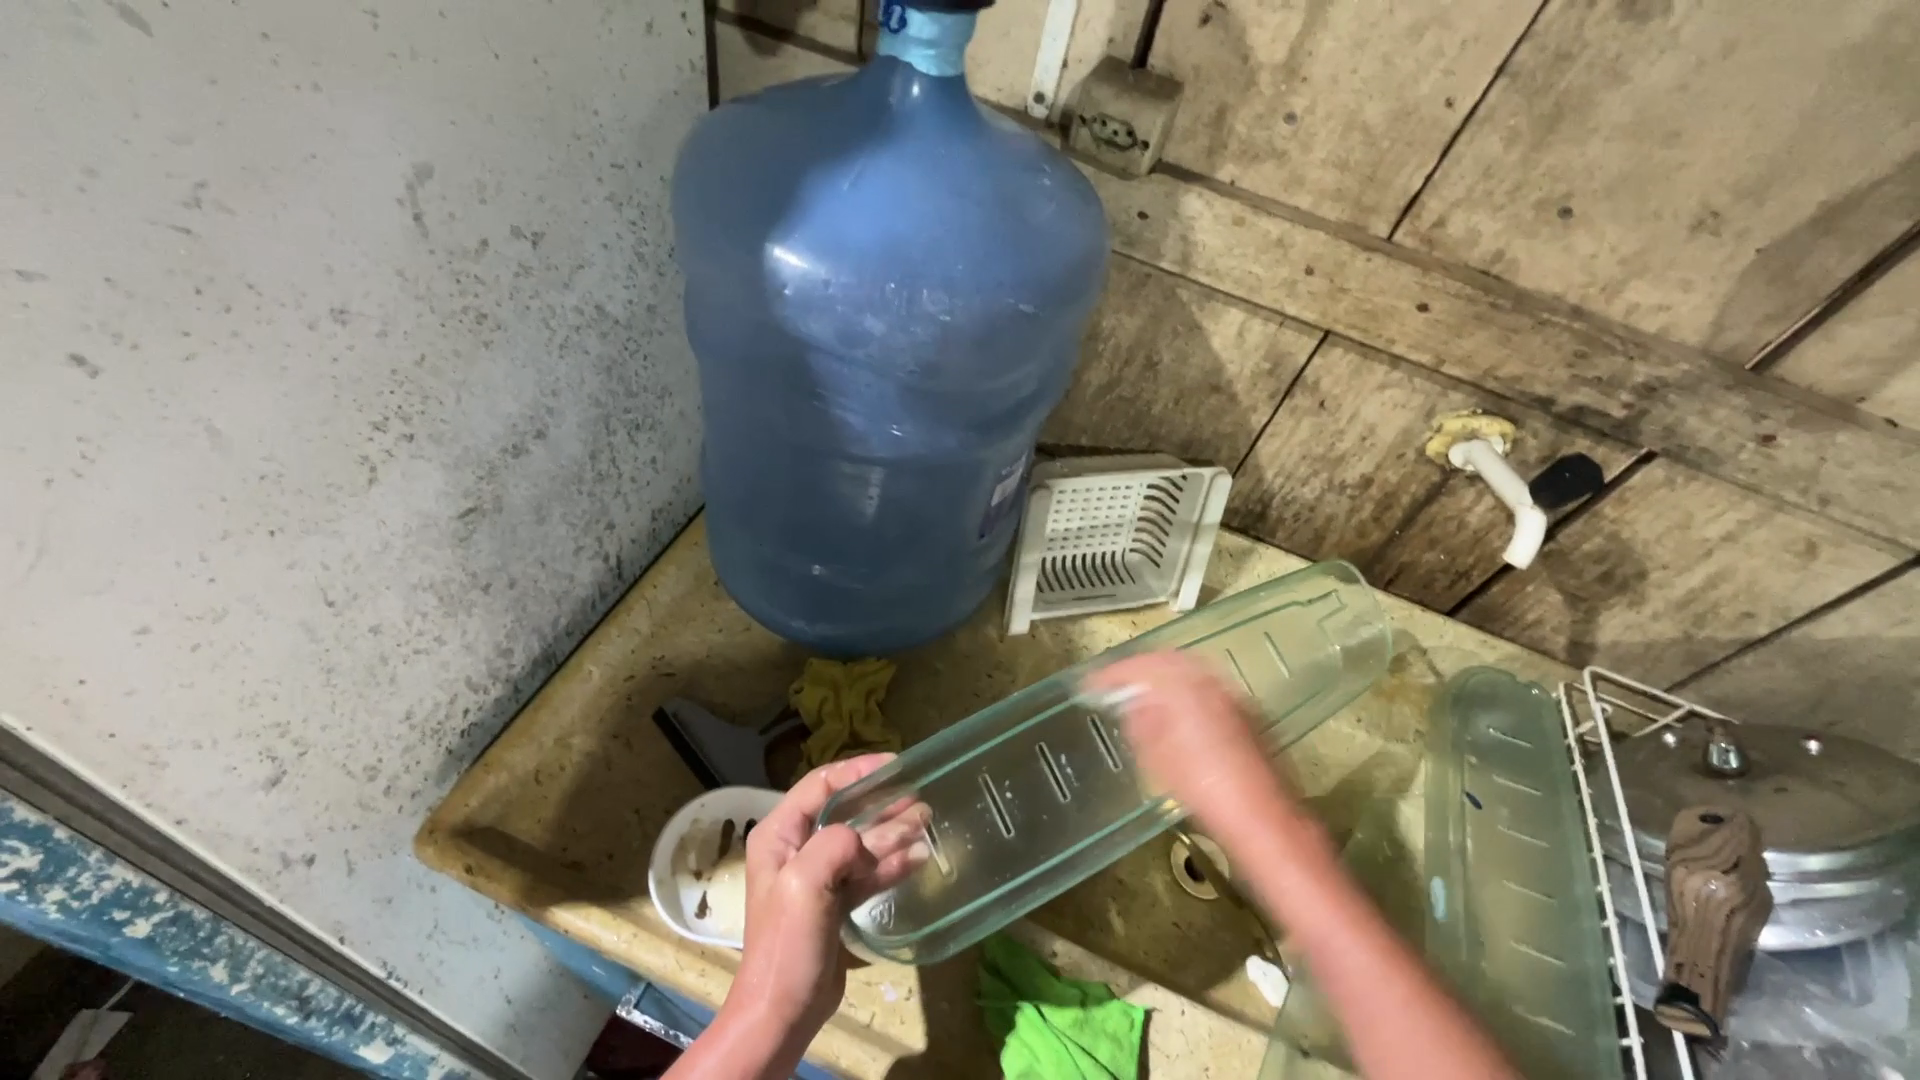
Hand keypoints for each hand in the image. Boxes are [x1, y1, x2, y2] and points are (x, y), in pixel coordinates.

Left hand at [724, 754, 922, 1035]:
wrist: (783, 1010)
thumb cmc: (787, 943)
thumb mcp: (805, 882)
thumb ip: (836, 844)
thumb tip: (867, 840)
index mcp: (779, 835)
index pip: (820, 785)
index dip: (857, 770)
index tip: (894, 765)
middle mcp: (797, 849)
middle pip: (845, 812)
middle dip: (882, 803)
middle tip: (919, 796)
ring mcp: (818, 877)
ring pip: (861, 842)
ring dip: (893, 832)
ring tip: (927, 820)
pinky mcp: (836, 903)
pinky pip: (867, 873)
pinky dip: (892, 864)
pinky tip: (920, 856)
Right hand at [1084, 651, 1308, 841]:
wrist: (1261, 817)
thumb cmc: (1204, 791)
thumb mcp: (1157, 759)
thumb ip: (1140, 722)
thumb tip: (1129, 703)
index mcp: (1184, 689)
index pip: (1140, 666)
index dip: (1111, 674)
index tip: (1092, 684)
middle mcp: (1210, 684)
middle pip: (1168, 660)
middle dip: (1139, 668)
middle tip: (1116, 683)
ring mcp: (1232, 696)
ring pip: (1191, 671)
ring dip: (1163, 677)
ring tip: (1142, 695)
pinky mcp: (1247, 713)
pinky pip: (1208, 687)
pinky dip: (1185, 690)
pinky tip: (1176, 711)